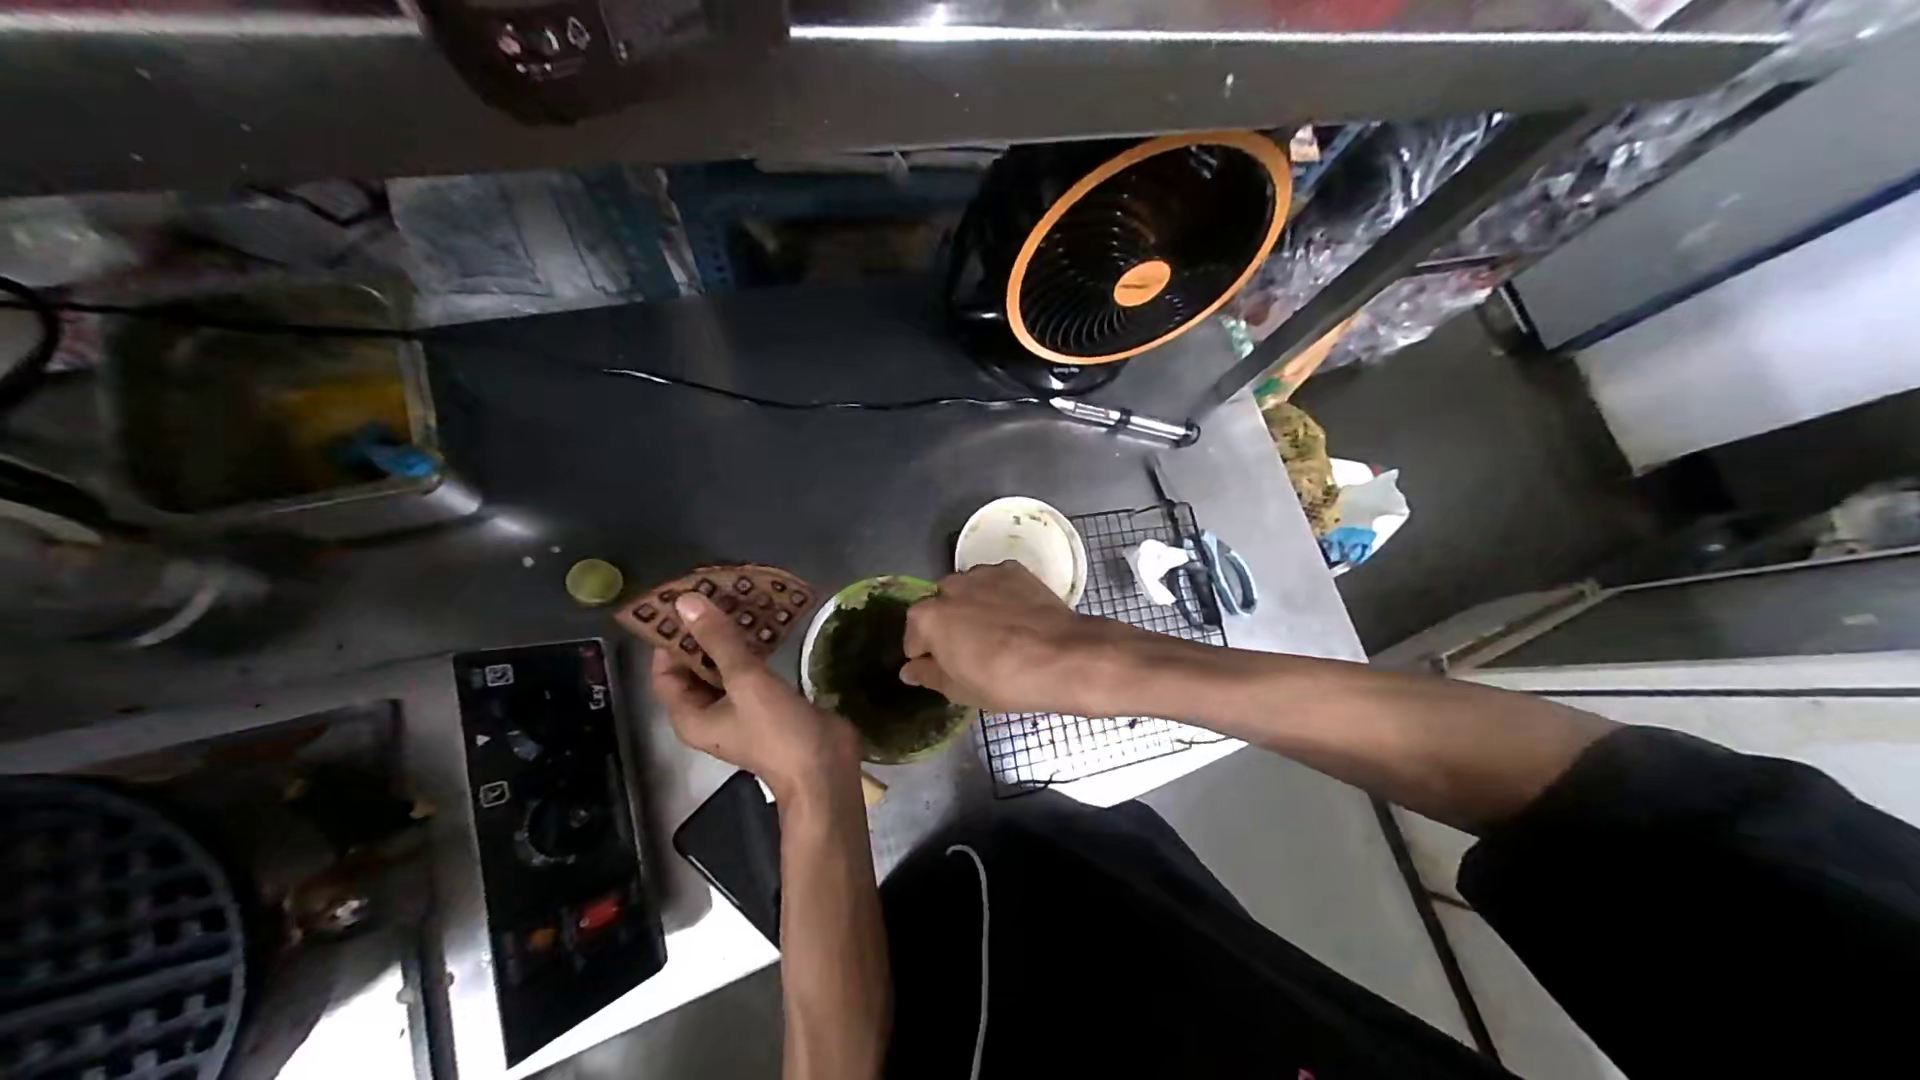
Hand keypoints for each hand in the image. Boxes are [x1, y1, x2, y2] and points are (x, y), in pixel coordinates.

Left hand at [650, 593, 862, 804]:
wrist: (824, 769)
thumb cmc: (777, 730)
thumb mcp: (745, 682)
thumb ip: (718, 640)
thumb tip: (686, 602)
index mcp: (690, 715)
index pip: (664, 670)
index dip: (669, 638)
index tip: (683, 602)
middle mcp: (709, 712)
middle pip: (695, 666)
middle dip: (704, 632)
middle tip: (715, 593)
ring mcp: (740, 708)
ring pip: (726, 666)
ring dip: (732, 637)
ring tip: (740, 600)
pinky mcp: (767, 703)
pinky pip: (752, 670)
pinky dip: (755, 648)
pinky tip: (768, 622)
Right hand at [900, 561, 1151, 715]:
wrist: (1064, 657)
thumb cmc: (1004, 681)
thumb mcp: (959, 691)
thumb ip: (928, 675)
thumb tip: (908, 670)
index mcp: (927, 618)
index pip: (914, 638)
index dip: (928, 656)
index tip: (948, 669)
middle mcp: (948, 587)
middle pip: (939, 609)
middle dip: (949, 627)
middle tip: (974, 652)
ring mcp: (982, 574)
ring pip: (967, 592)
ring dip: (973, 608)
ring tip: (999, 633)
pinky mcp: (1012, 569)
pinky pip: (995, 583)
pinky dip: (1000, 596)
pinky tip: (1018, 618)